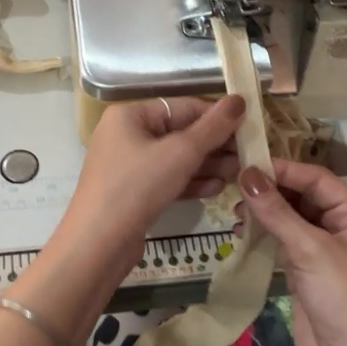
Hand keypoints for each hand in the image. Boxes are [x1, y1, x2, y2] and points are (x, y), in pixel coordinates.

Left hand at [59, 96, 245, 264]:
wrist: (98, 245)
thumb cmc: (137, 187)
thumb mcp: (180, 153)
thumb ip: (213, 127)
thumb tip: (239, 100)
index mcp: (130, 115)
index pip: (182, 107)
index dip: (216, 116)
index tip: (248, 127)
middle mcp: (126, 136)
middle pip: (179, 133)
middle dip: (214, 144)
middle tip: (247, 154)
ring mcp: (128, 166)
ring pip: (175, 159)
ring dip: (207, 165)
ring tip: (237, 172)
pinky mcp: (133, 194)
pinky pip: (167, 180)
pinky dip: (190, 183)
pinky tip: (216, 189)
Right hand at [238, 160, 346, 345]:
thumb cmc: (345, 299)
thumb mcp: (311, 251)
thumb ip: (278, 212)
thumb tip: (248, 175)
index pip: (319, 180)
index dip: (285, 170)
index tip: (248, 163)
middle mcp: (346, 228)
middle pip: (305, 197)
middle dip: (272, 191)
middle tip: (235, 187)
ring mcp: (327, 252)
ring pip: (292, 220)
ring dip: (266, 213)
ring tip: (235, 211)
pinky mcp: (308, 272)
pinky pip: (285, 243)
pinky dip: (265, 235)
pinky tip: (242, 231)